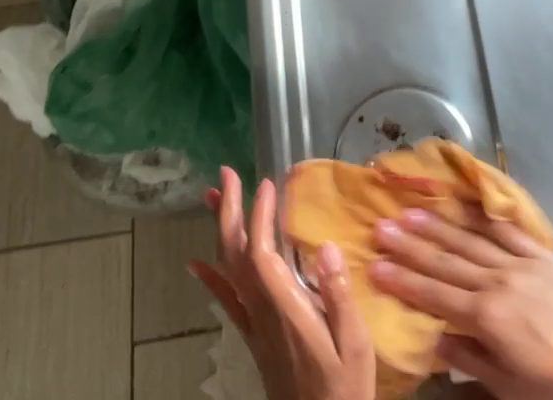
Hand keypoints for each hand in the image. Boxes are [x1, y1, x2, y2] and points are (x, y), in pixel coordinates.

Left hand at [190, 167, 375, 399]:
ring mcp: (255, 324)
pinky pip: (228, 300)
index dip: (259, 217)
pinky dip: (212, 278)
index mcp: (287, 309)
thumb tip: (324, 245)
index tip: (267, 184)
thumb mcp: (354, 344)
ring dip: (221, 232)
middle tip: (226, 174)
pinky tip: (198, 263)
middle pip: (236, 255)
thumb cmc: (343, 389)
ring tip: (213, 198)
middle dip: (231, 212)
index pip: (262, 254)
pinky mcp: (255, 336)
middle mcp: (263, 312)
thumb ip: (338, 295)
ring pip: (228, 270)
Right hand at [367, 208, 552, 399]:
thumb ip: (468, 357)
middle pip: (446, 261)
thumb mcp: (506, 384)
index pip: (434, 295)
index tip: (375, 265)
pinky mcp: (543, 255)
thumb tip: (433, 338)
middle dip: (410, 246)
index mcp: (487, 317)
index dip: (403, 280)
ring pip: (470, 240)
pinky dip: (483, 217)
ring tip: (409, 213)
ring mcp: (521, 264)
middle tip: (381, 228)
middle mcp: (499, 283)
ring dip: (437, 226)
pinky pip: (507, 231)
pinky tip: (463, 205)